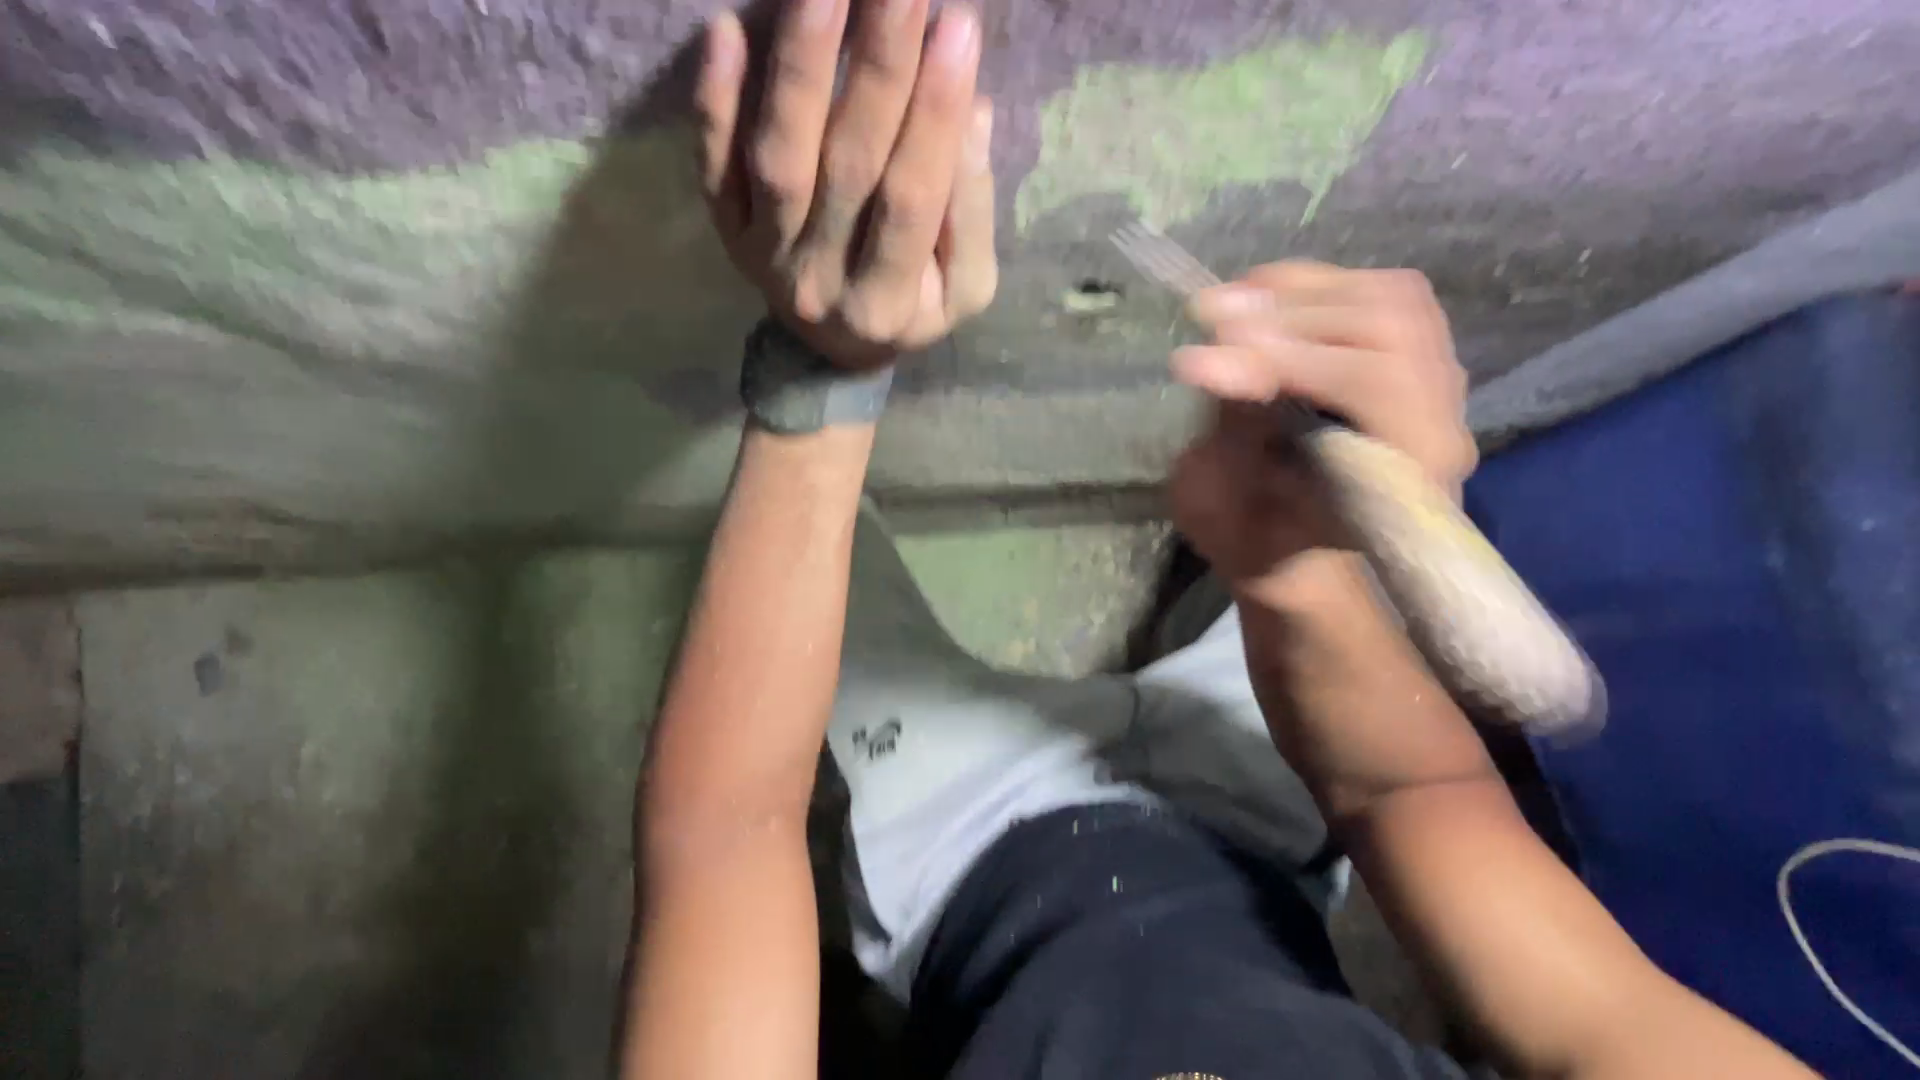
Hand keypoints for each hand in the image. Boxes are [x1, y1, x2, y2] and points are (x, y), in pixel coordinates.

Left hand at [695, 0, 997, 368]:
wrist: (830, 353)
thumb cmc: (909, 310)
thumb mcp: (963, 290)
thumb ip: (970, 214)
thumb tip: (969, 114)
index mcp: (886, 303)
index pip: (912, 201)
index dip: (934, 118)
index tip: (958, 28)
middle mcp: (818, 280)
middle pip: (847, 165)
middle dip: (878, 66)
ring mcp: (763, 253)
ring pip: (779, 156)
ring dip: (800, 66)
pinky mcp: (726, 229)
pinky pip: (713, 167)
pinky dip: (713, 102)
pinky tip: (727, 30)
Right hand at [1168, 261, 1475, 601]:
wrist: (1301, 552)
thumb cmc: (1262, 545)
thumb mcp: (1230, 511)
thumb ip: (1234, 436)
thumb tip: (1215, 359)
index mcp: (1407, 475)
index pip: (1373, 383)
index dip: (1288, 359)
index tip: (1204, 360)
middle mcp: (1440, 417)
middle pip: (1388, 326)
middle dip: (1292, 317)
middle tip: (1212, 318)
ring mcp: (1432, 379)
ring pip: (1388, 299)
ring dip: (1299, 295)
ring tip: (1225, 307)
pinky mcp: (1409, 354)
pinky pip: (1377, 293)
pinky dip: (1312, 286)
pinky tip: (1255, 296)